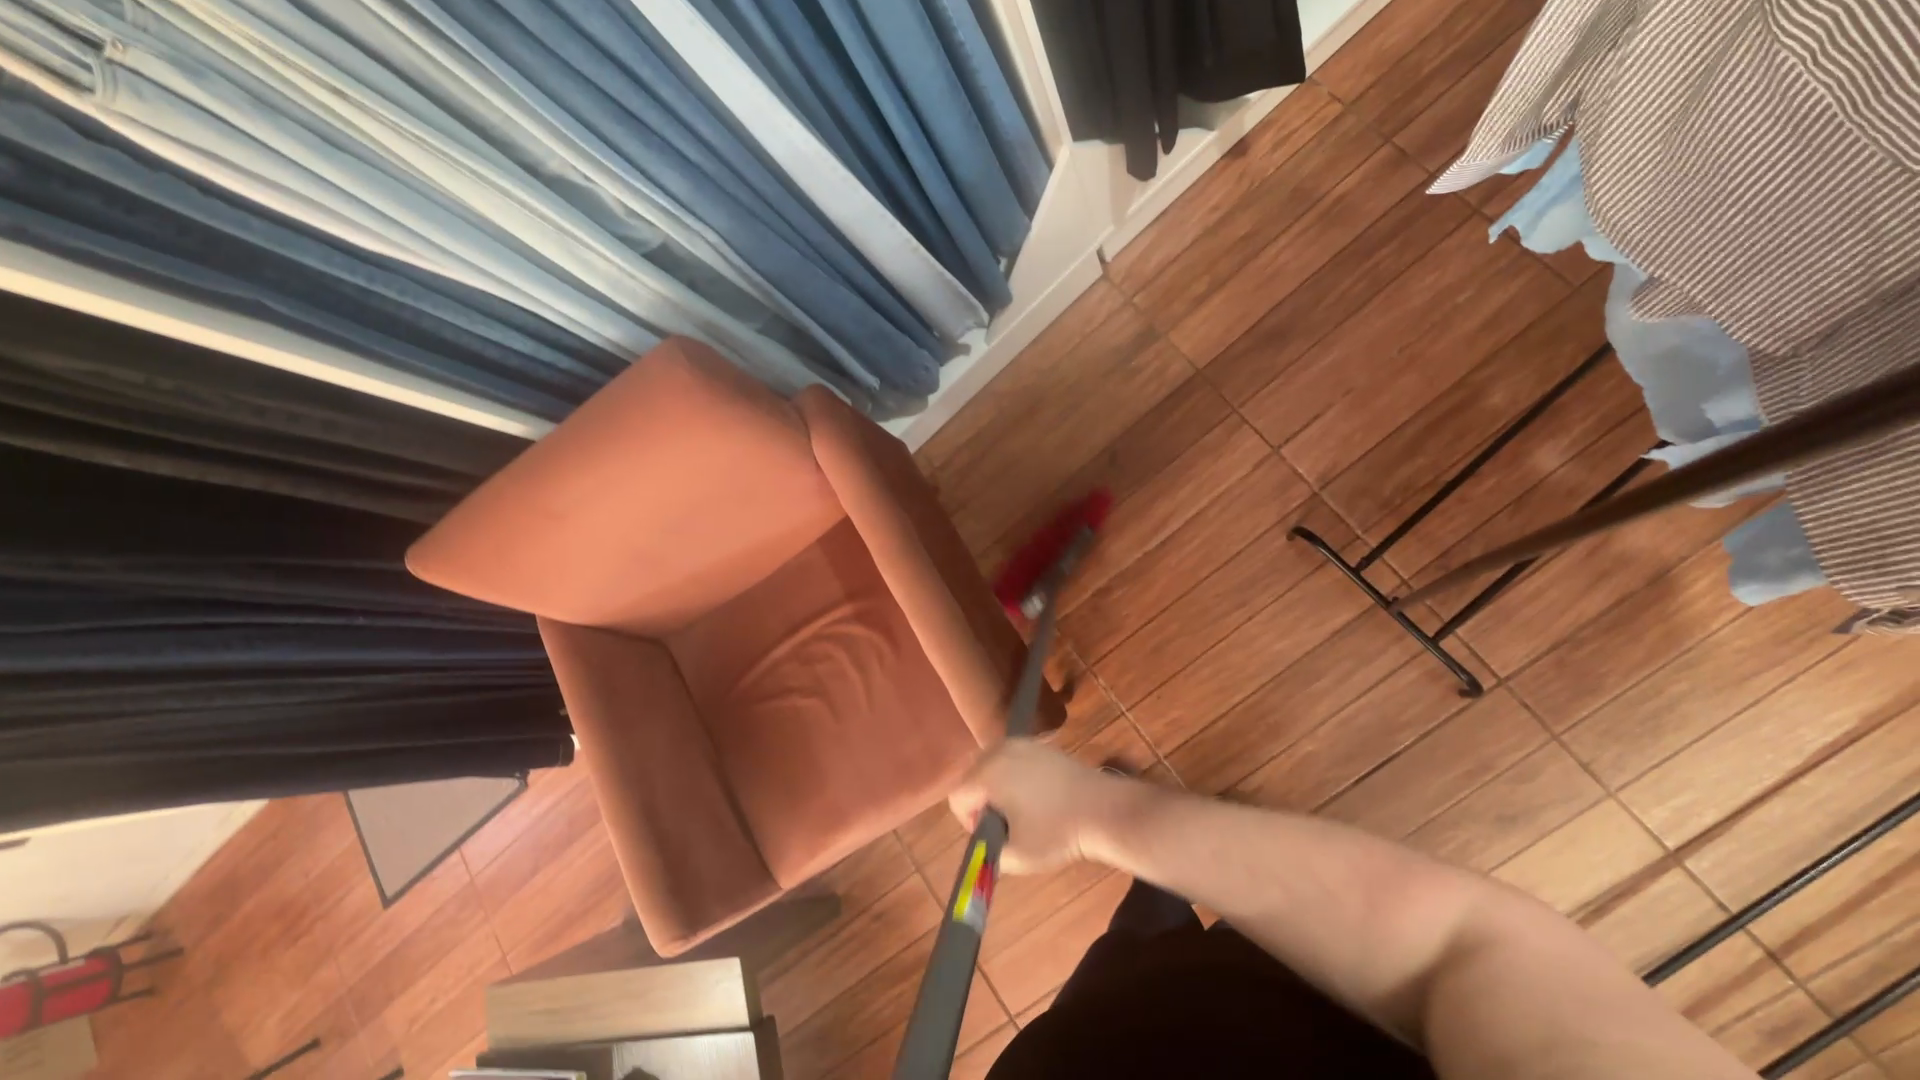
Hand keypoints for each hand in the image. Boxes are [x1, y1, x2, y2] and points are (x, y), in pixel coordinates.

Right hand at [947, 739, 1143, 874]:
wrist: (1104, 810)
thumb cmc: (1058, 833)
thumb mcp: (1018, 857)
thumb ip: (990, 856)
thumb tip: (985, 851)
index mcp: (988, 773)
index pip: (958, 797)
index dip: (968, 821)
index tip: (992, 836)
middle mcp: (1000, 750)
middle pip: (971, 776)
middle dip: (980, 802)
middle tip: (1003, 825)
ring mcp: (1023, 744)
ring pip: (991, 766)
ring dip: (995, 788)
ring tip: (1018, 812)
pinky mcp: (1042, 746)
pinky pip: (1012, 759)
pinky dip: (1014, 776)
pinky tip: (1035, 798)